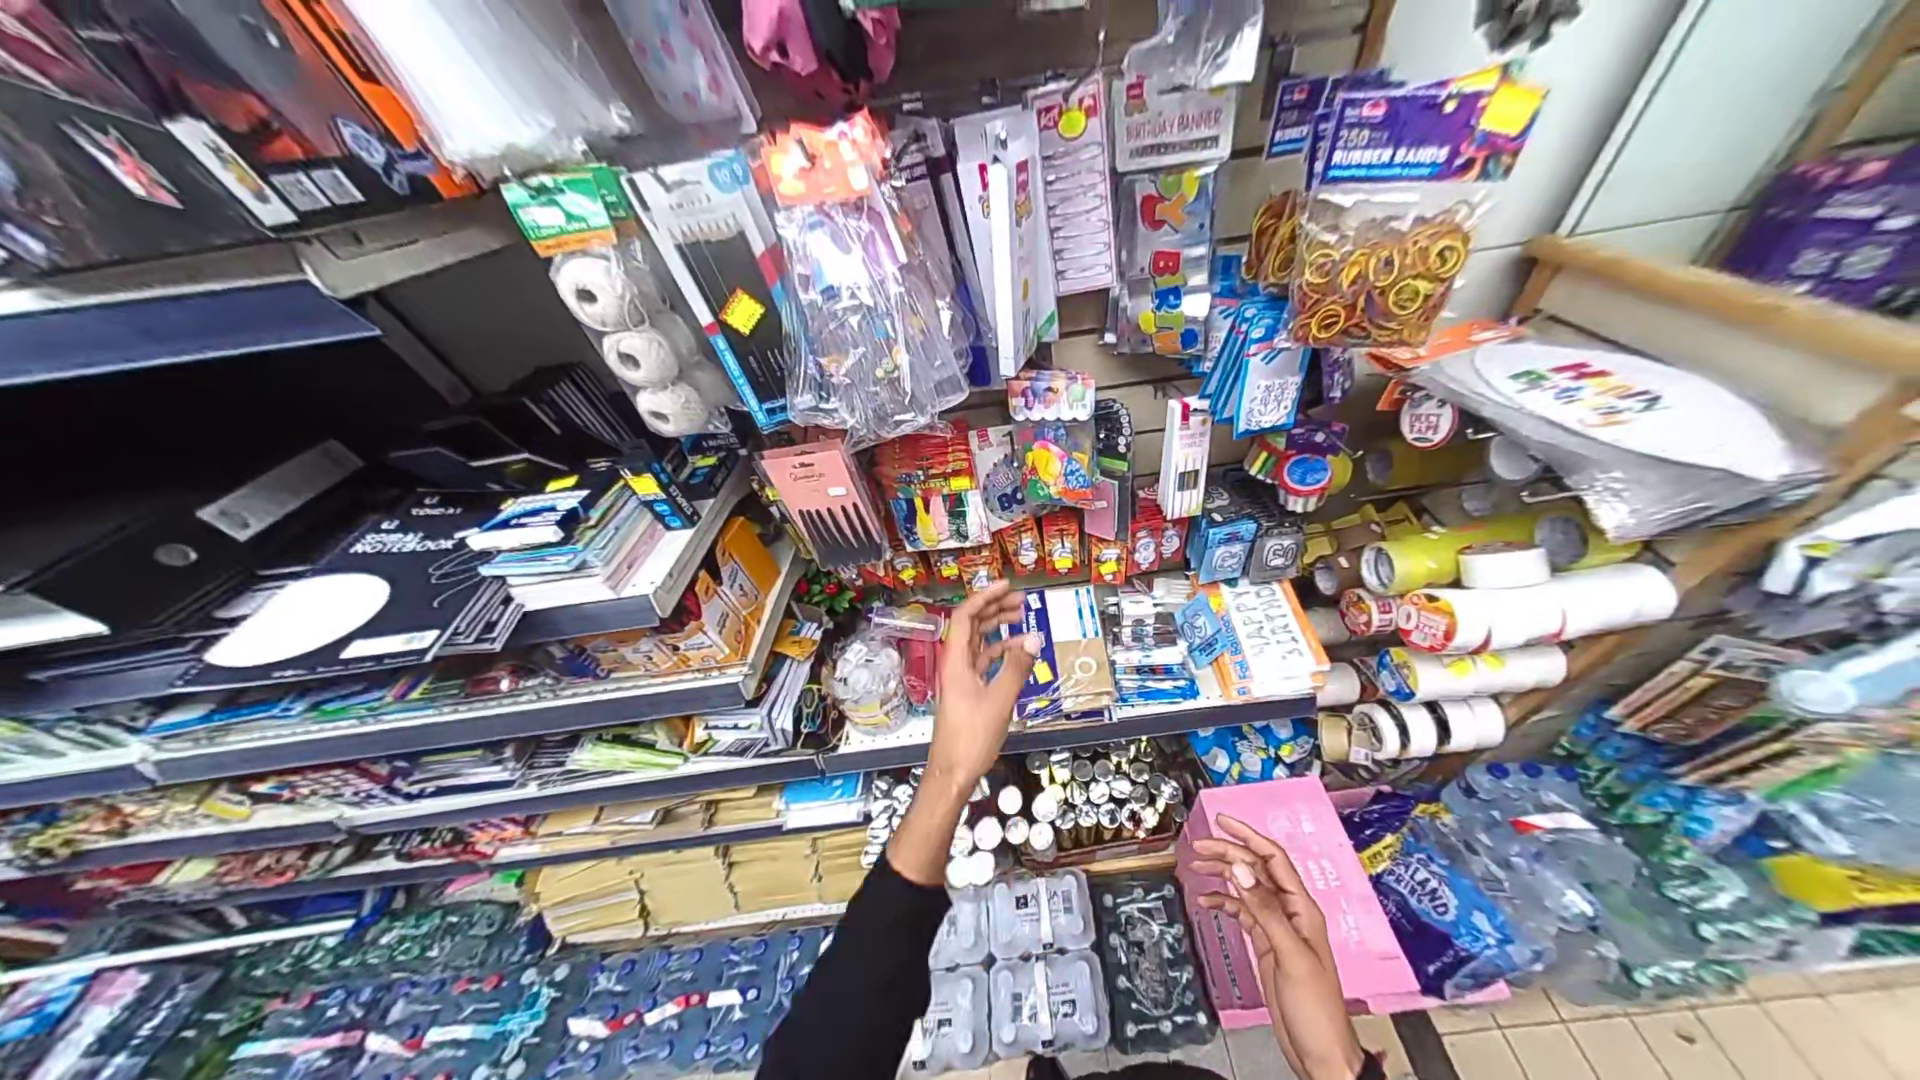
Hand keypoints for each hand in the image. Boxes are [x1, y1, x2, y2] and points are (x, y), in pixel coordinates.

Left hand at [927, 581, 1038, 791]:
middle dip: (994, 608)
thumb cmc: (971, 737)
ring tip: (1021, 617)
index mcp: (955, 660)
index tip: (1006, 585)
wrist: (952, 771)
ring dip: (998, 627)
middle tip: (1020, 599)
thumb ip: (1017, 668)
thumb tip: (1034, 639)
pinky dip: (1001, 651)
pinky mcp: (968, 689)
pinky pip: (984, 660)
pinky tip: (1020, 650)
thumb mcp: (1000, 701)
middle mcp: (955, 663)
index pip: (965, 616)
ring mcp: (960, 676)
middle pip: (972, 624)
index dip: (984, 597)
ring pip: (979, 641)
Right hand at [1193, 815, 1367, 1079]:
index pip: (1273, 859)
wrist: (1321, 1054)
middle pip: (1255, 870)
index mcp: (1301, 908)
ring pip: (1246, 887)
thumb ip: (1265, 910)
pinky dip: (1223, 903)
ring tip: (1198, 866)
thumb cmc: (1317, 1010)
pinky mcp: (1266, 942)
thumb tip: (1242, 870)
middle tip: (1199, 846)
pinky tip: (1207, 901)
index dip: (1248, 836)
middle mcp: (1289, 911)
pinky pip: (1241, 911)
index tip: (1223, 822)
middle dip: (1227, 853)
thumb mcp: (1290, 955)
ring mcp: (1277, 927)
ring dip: (1222, 874)